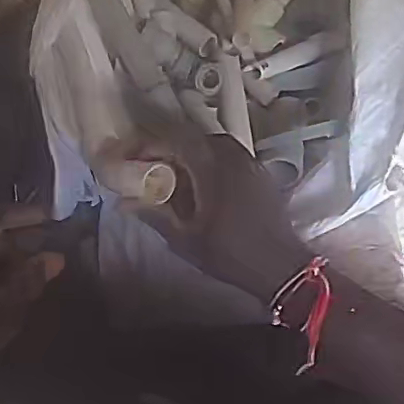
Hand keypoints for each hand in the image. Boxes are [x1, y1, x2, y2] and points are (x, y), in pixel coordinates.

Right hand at [123, 130, 311, 297]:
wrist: (280, 266)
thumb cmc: (229, 253)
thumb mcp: (184, 238)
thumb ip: (154, 214)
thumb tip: (124, 202)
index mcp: (212, 166)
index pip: (175, 139)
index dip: (148, 144)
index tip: (129, 156)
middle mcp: (233, 156)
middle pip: (193, 137)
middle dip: (167, 147)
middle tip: (148, 164)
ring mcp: (250, 162)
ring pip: (212, 144)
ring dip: (189, 152)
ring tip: (172, 172)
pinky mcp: (260, 174)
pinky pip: (229, 155)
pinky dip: (208, 160)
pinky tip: (200, 182)